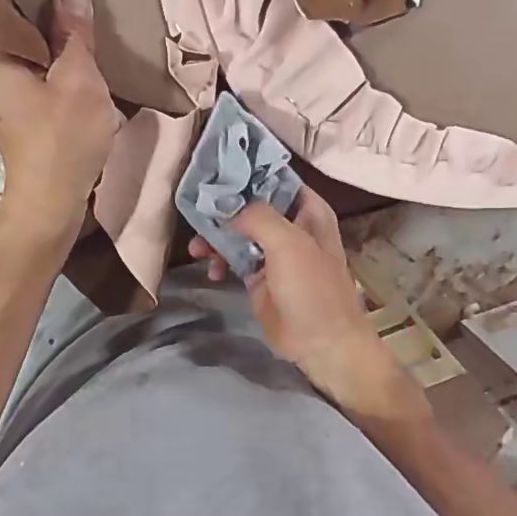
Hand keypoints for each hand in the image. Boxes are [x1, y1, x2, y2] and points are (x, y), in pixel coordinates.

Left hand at [0, 0, 119, 236]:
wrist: (52, 200)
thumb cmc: (60, 140)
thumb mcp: (77, 81)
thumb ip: (74, 35)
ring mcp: (2, 84)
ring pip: (18, 38)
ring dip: (41, 19)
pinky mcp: (20, 100)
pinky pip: (31, 59)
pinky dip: (48, 45)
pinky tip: (72, 32)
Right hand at [189, 188, 423, 417]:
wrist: (321, 344)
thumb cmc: (313, 289)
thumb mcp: (289, 245)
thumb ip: (258, 216)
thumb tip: (227, 208)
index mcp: (307, 210)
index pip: (273, 177)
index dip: (245, 172)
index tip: (213, 170)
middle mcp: (290, 225)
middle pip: (249, 204)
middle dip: (222, 207)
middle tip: (196, 211)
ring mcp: (273, 251)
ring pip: (236, 231)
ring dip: (214, 237)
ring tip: (197, 249)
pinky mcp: (258, 275)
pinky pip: (231, 257)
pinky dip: (218, 260)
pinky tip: (211, 271)